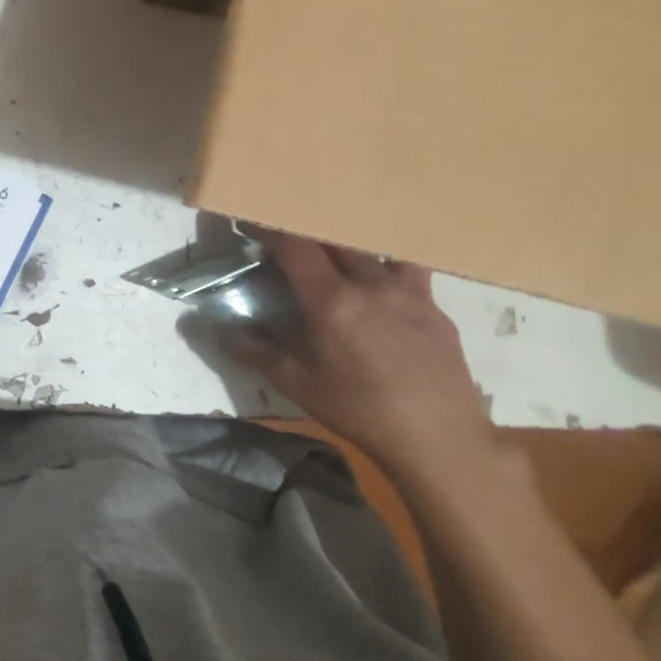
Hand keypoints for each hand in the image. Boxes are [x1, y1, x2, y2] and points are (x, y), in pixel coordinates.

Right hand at [226, 229, 493, 470]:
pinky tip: (374, 287)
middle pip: (335, 238)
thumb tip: (221, 328)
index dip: (269, 229)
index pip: (295, 247)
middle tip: (284, 240)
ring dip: (347, 245)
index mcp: (333, 301)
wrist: (439, 438)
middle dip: (305, 232)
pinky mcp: (435, 308)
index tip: (248, 222)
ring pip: (374, 248)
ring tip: (333, 256)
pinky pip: (406, 270)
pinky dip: (382, 266)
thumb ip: (255, 350)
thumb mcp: (294, 383)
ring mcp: (410, 293)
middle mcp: (373, 285)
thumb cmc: (358, 410)